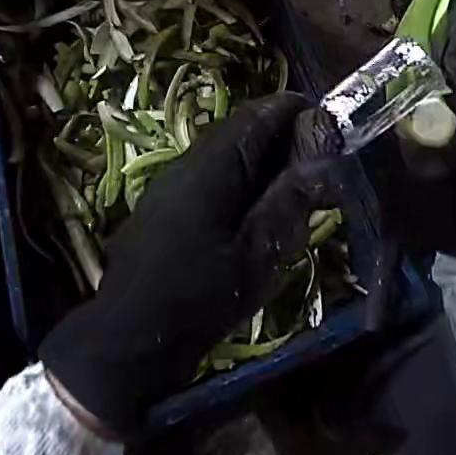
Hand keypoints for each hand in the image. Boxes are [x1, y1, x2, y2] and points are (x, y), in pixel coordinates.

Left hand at [40, 91, 313, 435]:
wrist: (124, 342)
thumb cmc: (197, 298)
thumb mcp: (256, 255)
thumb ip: (290, 200)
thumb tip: (326, 155)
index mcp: (212, 167)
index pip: (260, 115)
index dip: (298, 112)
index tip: (331, 126)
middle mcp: (189, 161)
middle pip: (243, 129)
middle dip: (285, 135)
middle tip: (322, 158)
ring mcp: (173, 181)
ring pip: (228, 151)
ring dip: (265, 157)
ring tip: (298, 182)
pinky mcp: (167, 203)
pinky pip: (214, 172)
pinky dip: (244, 176)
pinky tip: (259, 206)